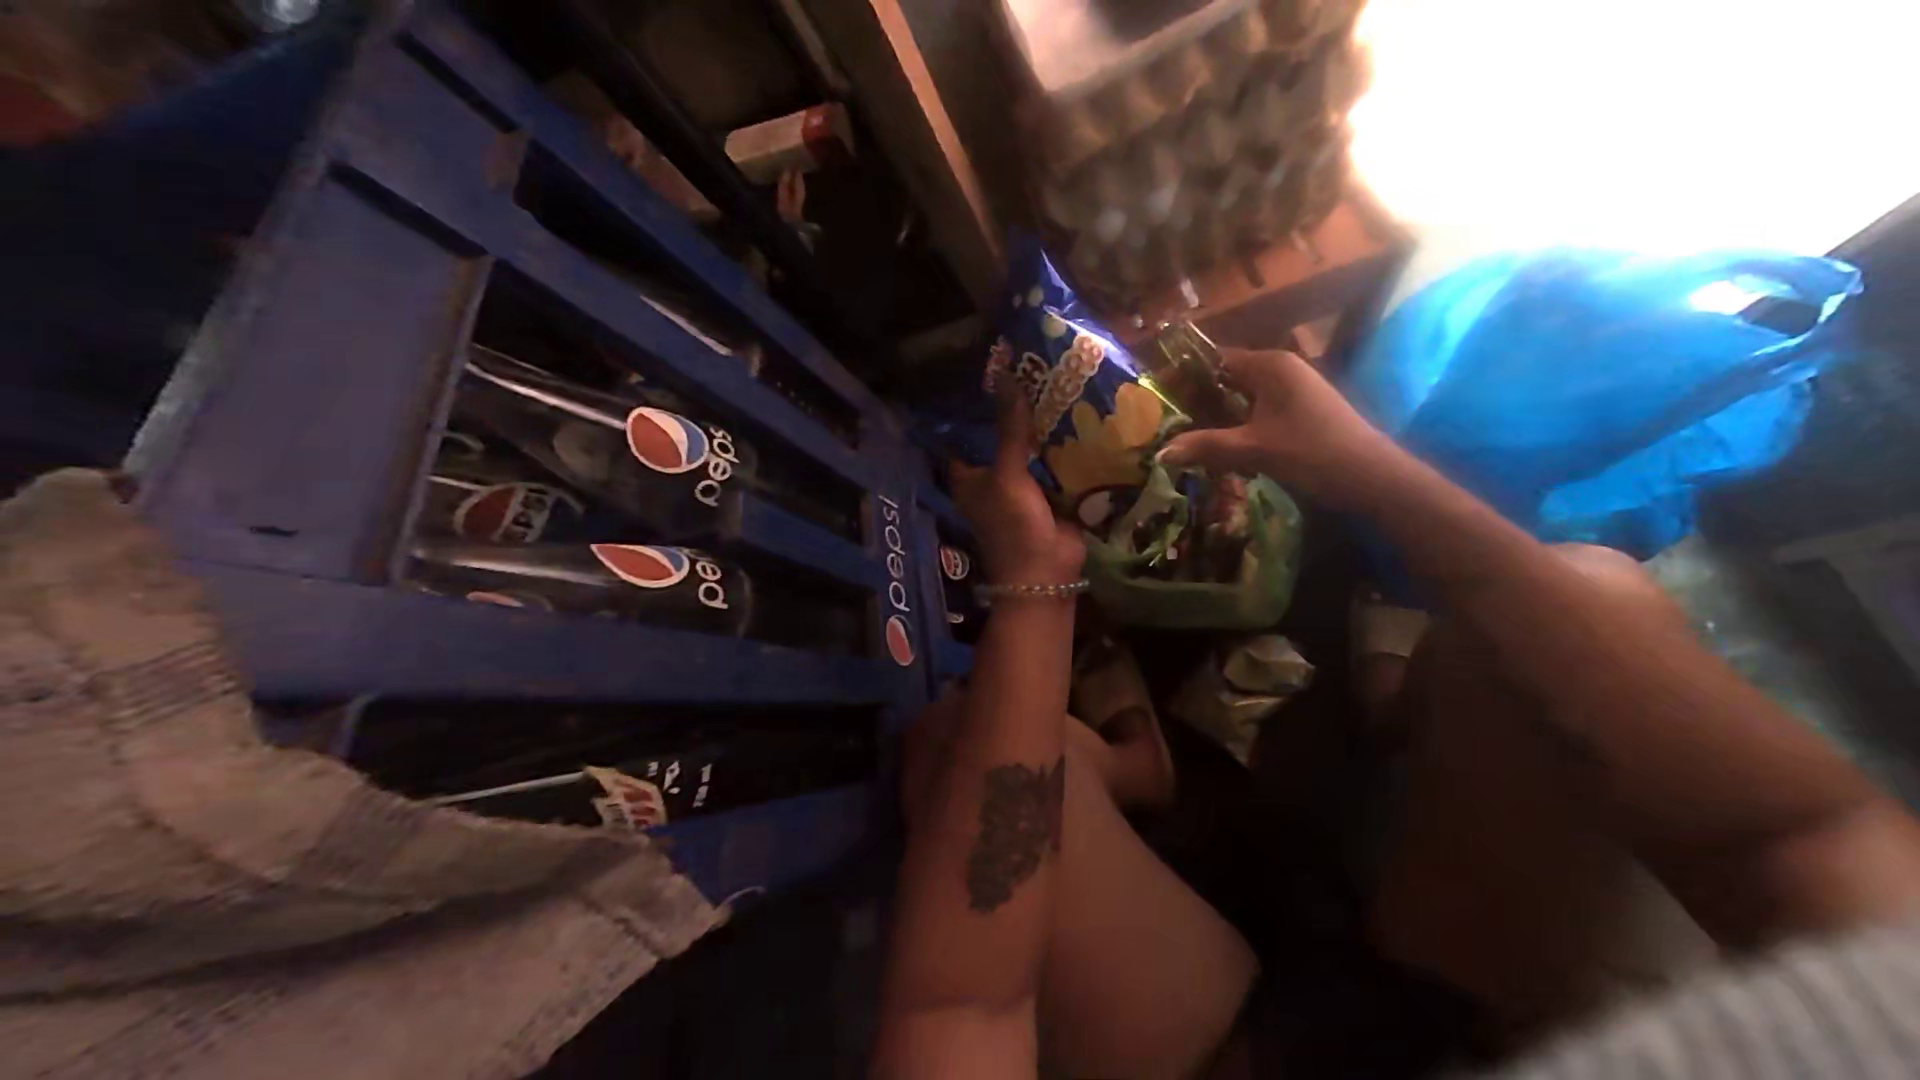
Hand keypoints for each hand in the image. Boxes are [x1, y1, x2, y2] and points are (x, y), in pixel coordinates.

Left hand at [951, 391, 1084, 585]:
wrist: (1047, 570)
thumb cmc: (1013, 524)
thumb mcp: (1007, 474)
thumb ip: (1009, 429)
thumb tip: (1007, 380)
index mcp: (968, 476)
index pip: (963, 434)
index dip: (973, 407)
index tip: (989, 373)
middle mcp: (990, 479)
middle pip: (998, 438)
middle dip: (1012, 412)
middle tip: (1029, 370)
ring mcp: (1020, 486)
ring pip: (1027, 449)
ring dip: (1038, 427)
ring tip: (1053, 384)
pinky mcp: (1048, 493)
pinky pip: (1051, 463)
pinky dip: (1060, 446)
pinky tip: (1074, 415)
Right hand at [1157, 347, 1403, 506]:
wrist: (1372, 476)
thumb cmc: (1312, 452)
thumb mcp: (1253, 449)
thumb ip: (1205, 447)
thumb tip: (1160, 453)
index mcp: (1270, 366)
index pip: (1216, 359)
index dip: (1186, 376)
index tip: (1159, 397)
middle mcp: (1282, 370)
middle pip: (1228, 378)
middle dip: (1198, 399)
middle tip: (1166, 421)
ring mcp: (1294, 390)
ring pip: (1242, 397)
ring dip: (1217, 415)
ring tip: (1185, 435)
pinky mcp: (1300, 411)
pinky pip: (1258, 410)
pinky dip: (1237, 424)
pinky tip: (1221, 446)